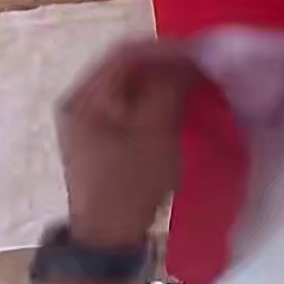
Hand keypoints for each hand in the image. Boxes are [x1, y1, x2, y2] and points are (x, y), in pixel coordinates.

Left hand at [56, 40, 201, 249]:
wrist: (109, 235)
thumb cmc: (132, 181)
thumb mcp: (155, 130)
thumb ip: (170, 87)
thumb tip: (188, 59)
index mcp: (84, 98)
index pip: (127, 54)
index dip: (167, 48)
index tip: (203, 51)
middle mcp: (79, 101)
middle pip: (127, 65)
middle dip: (167, 61)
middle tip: (204, 64)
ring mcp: (88, 117)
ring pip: (131, 81)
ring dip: (165, 76)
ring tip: (198, 79)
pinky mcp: (101, 131)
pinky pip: (131, 98)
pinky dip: (157, 93)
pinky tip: (180, 98)